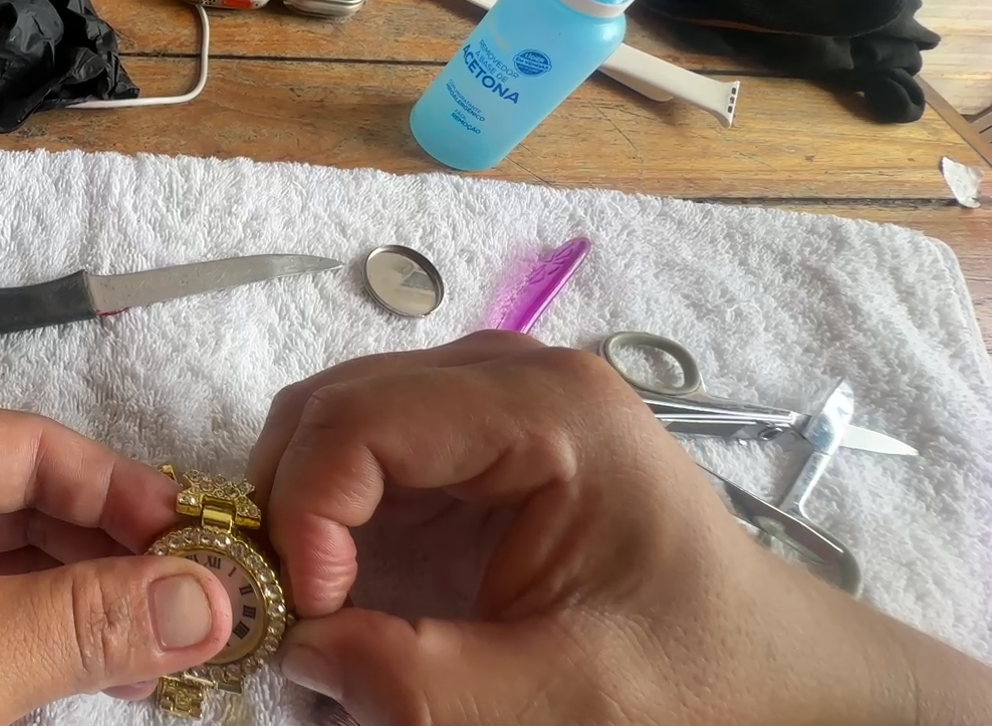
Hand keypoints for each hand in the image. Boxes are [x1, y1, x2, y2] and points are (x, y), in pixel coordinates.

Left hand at [0, 405, 230, 724]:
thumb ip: (87, 621)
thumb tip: (211, 598)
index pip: (35, 448)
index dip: (125, 491)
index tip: (205, 541)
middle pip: (32, 499)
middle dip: (116, 552)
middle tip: (206, 604)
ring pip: (16, 556)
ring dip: (90, 596)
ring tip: (174, 642)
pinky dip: (49, 631)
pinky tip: (108, 663)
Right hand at [247, 331, 991, 725]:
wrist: (774, 666)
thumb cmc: (704, 681)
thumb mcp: (584, 708)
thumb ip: (429, 690)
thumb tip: (296, 649)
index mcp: (543, 405)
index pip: (363, 419)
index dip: (308, 506)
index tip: (308, 610)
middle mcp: (493, 371)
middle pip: (330, 407)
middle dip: (288, 503)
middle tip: (294, 604)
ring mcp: (468, 388)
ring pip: (323, 419)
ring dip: (296, 503)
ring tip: (317, 592)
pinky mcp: (449, 422)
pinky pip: (347, 443)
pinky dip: (320, 506)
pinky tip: (342, 568)